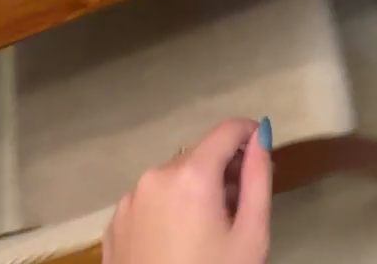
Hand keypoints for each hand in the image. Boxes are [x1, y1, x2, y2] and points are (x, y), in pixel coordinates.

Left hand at [102, 118, 271, 263]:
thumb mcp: (251, 236)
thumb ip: (258, 177)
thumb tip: (261, 133)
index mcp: (191, 174)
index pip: (227, 130)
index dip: (249, 135)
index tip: (261, 157)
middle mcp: (155, 175)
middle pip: (200, 156)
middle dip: (222, 173)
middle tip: (236, 214)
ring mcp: (129, 200)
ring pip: (174, 177)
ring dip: (194, 191)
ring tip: (205, 236)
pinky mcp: (114, 224)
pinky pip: (151, 200)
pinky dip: (168, 209)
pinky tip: (176, 247)